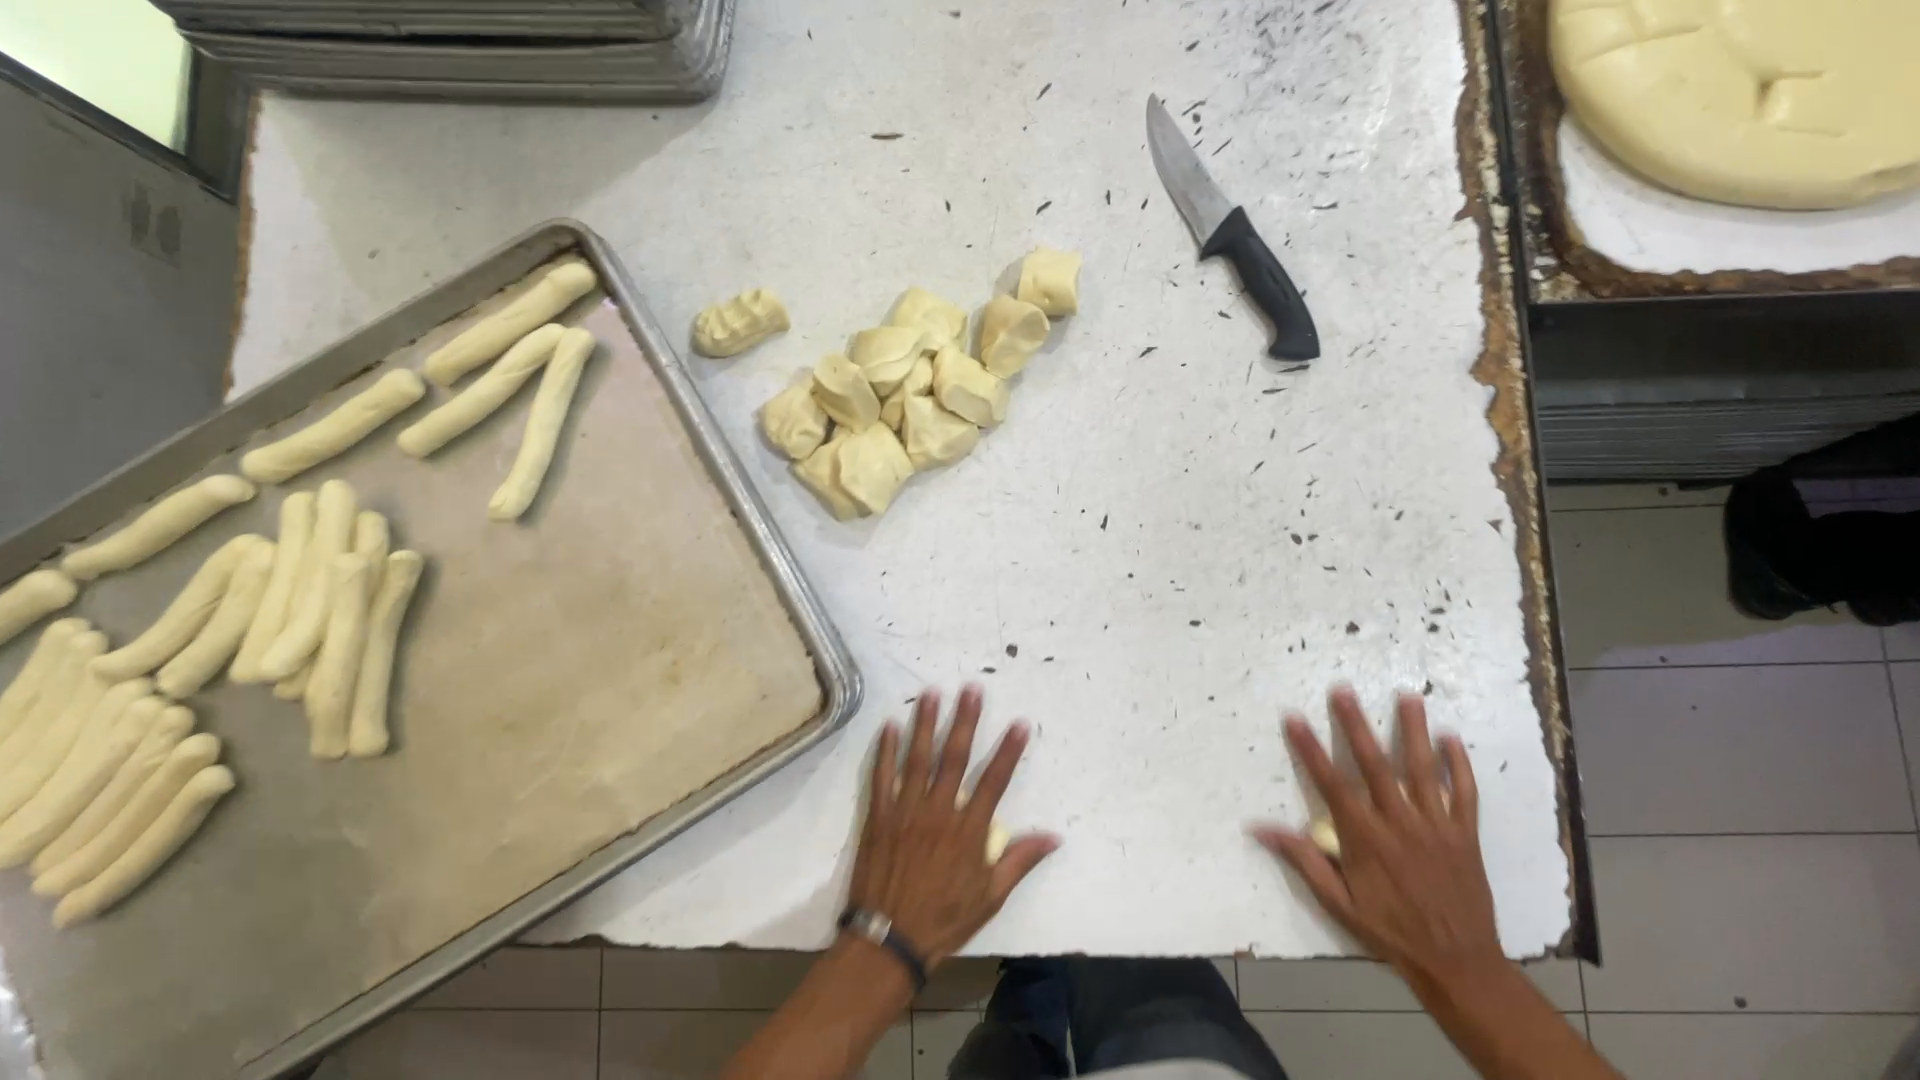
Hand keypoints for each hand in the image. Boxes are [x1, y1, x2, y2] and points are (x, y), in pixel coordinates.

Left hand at [848, 685, 1059, 967]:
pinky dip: (885, 749)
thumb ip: (1020, 860)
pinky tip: (890, 725)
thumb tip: (1053, 837)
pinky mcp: (879, 816)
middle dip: (965, 720)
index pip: (994, 781)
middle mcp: (938, 811)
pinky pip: (882, 776)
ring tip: (932, 692)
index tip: (1019, 723)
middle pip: (954, 757)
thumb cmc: (944, 918)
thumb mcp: (991, 897)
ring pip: (917, 758)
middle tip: (971, 688)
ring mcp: (905, 810)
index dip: (1008, 750)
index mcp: (968, 830)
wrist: (889, 939)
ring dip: (926, 723)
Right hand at [1250, 686, 1504, 996]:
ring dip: (1414, 730)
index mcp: (1365, 839)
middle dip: (1356, 724)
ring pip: (1424, 769)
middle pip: (1376, 764)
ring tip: (1407, 695)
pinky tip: (1451, 739)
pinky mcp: (1465, 835)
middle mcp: (1400, 823)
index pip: (1331, 783)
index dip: (1310, 749)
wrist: (1457, 961)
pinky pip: (1464, 793)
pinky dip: (1459, 765)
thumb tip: (1260, 829)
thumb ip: (1304, 860)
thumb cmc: (1390, 932)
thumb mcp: (1338, 903)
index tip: (1294, 718)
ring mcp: (1437, 826)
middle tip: (1344, 690)